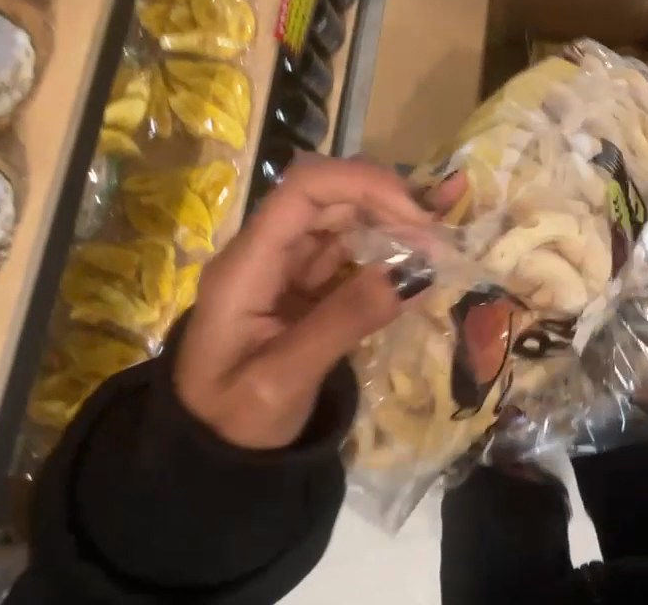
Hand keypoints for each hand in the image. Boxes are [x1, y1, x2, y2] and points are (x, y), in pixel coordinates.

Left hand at [173, 157, 441, 449]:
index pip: (304, 190)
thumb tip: (414, 274)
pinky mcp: (307, 284)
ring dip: (395, 224)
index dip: (363, 186)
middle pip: (330, 196)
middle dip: (389, 206)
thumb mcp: (282, 382)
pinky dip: (389, 249)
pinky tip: (421, 258)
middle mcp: (267, 251)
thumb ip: (343, 323)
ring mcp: (287, 266)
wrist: (207, 461)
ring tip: (440, 246)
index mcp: (247, 264)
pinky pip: (352, 250)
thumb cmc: (232, 423)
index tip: (416, 219)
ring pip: (346, 218)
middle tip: (439, 243)